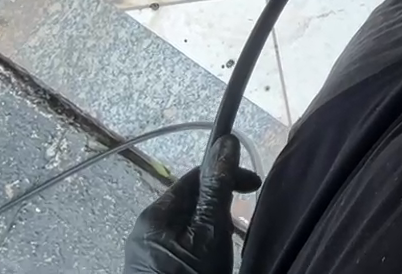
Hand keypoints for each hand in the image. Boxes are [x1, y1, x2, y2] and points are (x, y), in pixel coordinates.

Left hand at [122, 136, 262, 273]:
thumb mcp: (209, 231)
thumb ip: (218, 186)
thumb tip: (227, 140)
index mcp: (154, 216)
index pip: (196, 176)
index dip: (227, 176)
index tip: (254, 187)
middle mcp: (146, 231)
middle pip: (193, 200)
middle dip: (221, 205)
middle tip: (240, 222)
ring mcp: (147, 256)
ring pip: (191, 225)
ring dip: (214, 227)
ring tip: (228, 245)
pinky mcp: (155, 272)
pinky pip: (184, 246)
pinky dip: (204, 246)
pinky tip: (213, 261)